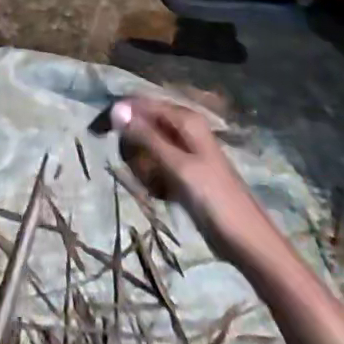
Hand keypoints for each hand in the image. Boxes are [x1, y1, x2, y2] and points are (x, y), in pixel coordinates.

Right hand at [107, 97, 282, 265]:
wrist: (246, 240)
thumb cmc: (214, 200)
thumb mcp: (176, 166)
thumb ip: (146, 136)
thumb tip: (115, 108)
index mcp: (185, 120)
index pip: (140, 103)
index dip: (118, 114)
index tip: (97, 133)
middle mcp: (184, 128)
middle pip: (142, 123)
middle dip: (131, 145)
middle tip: (136, 170)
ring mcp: (184, 150)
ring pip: (146, 146)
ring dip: (141, 165)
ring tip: (152, 186)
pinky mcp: (183, 170)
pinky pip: (155, 165)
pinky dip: (151, 177)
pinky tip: (159, 193)